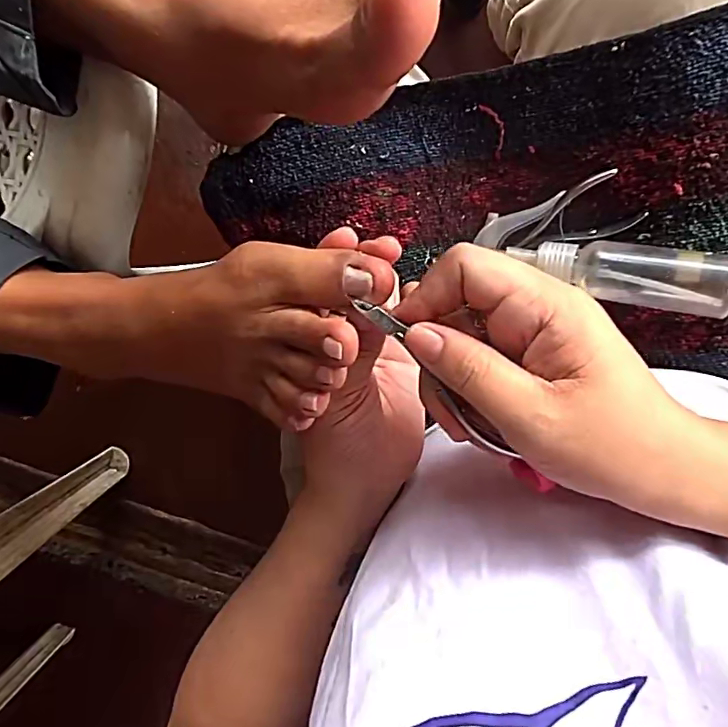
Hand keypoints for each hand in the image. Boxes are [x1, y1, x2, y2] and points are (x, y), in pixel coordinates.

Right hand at [0, 241, 398, 431]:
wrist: (161, 328)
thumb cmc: (220, 288)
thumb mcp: (269, 259)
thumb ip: (325, 259)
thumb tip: (381, 252)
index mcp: (274, 277)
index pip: (338, 278)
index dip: (372, 281)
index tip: (381, 280)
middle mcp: (267, 323)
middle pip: (331, 336)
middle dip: (351, 336)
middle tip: (348, 335)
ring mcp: (258, 364)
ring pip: (315, 378)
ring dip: (332, 374)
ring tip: (331, 366)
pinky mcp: (249, 395)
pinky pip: (288, 410)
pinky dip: (305, 407)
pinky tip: (311, 395)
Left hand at [295, 229, 424, 511]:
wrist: (367, 488)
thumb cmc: (334, 451)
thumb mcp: (339, 400)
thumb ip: (353, 357)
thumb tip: (367, 307)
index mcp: (309, 343)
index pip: (318, 291)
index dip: (333, 261)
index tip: (350, 238)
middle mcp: (337, 340)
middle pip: (349, 289)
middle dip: (364, 264)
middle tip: (384, 247)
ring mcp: (369, 348)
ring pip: (376, 302)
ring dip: (386, 279)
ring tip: (396, 256)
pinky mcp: (400, 359)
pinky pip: (405, 324)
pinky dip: (410, 305)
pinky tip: (418, 289)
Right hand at [391, 244, 715, 513]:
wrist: (666, 470)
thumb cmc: (616, 447)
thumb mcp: (531, 416)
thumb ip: (468, 370)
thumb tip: (416, 334)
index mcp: (547, 305)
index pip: (466, 265)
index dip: (427, 297)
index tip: (412, 345)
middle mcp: (537, 306)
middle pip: (454, 301)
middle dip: (437, 351)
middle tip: (445, 406)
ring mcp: (531, 329)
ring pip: (458, 332)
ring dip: (449, 377)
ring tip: (466, 422)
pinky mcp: (527, 351)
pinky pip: (475, 354)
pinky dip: (465, 386)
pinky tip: (479, 419)